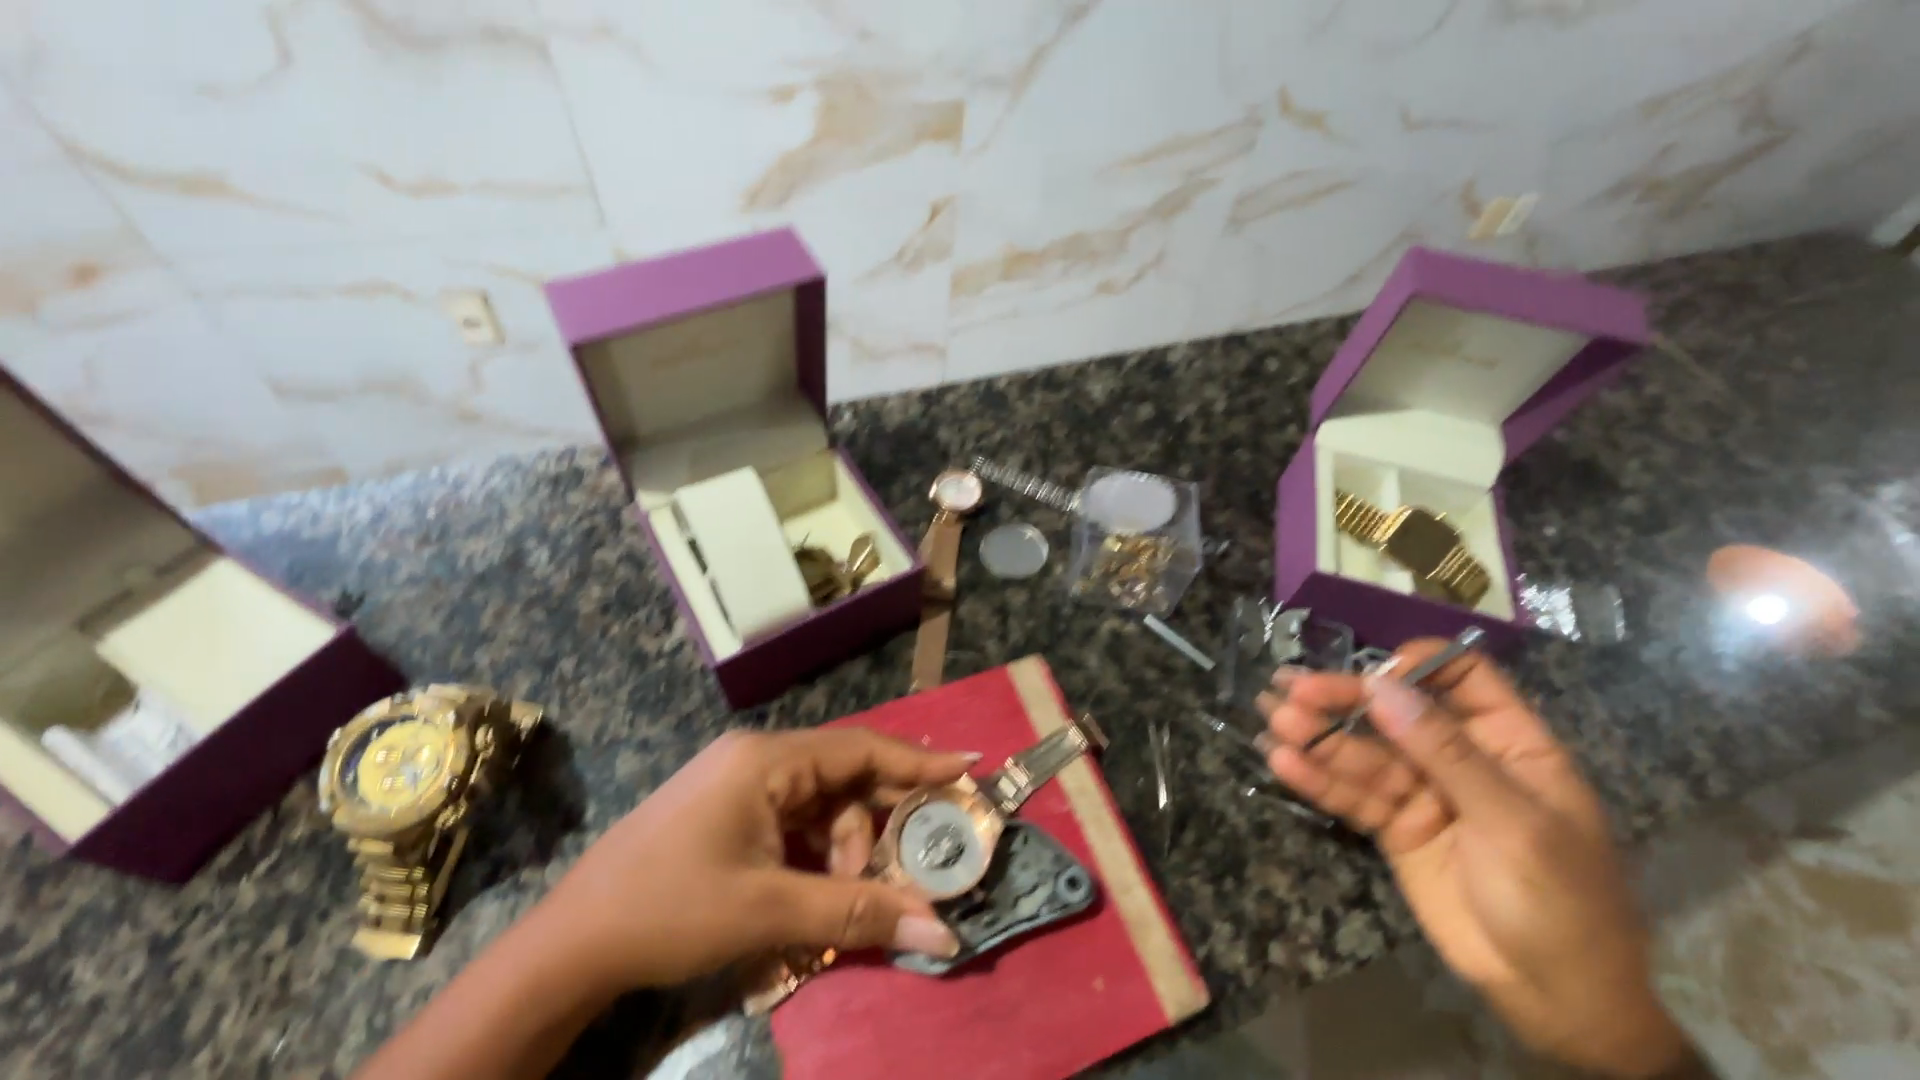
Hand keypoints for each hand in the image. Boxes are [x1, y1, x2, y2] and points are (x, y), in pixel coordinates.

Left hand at [530, 729, 970, 993]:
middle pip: (842, 780)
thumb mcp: (771, 911)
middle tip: (904, 873)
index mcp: (766, 760)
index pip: (860, 748)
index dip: (918, 760)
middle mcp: (755, 760)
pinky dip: (812, 857)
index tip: (968, 767)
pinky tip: (813, 896)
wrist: (572, 942)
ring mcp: (736, 786)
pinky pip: (790, 825)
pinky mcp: (725, 814)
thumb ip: (859, 913)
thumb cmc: (671, 910)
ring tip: (840, 902)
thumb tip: (941, 933)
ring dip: (841, 853)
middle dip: (875, 829)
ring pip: (818, 809)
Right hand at [1259, 641, 1695, 1077]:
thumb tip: (1382, 686)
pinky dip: (1318, 781)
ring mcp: (1425, 795)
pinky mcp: (1395, 830)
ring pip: (1365, 754)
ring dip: (1319, 738)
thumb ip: (1445, 751)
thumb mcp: (1512, 820)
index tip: (1374, 673)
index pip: (1464, 680)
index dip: (1419, 666)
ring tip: (1273, 722)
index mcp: (1511, 744)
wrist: (1556, 998)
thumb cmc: (1560, 900)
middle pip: (1397, 713)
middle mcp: (1462, 759)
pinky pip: (1353, 797)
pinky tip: (1283, 763)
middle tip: (1291, 691)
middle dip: (1345, 701)